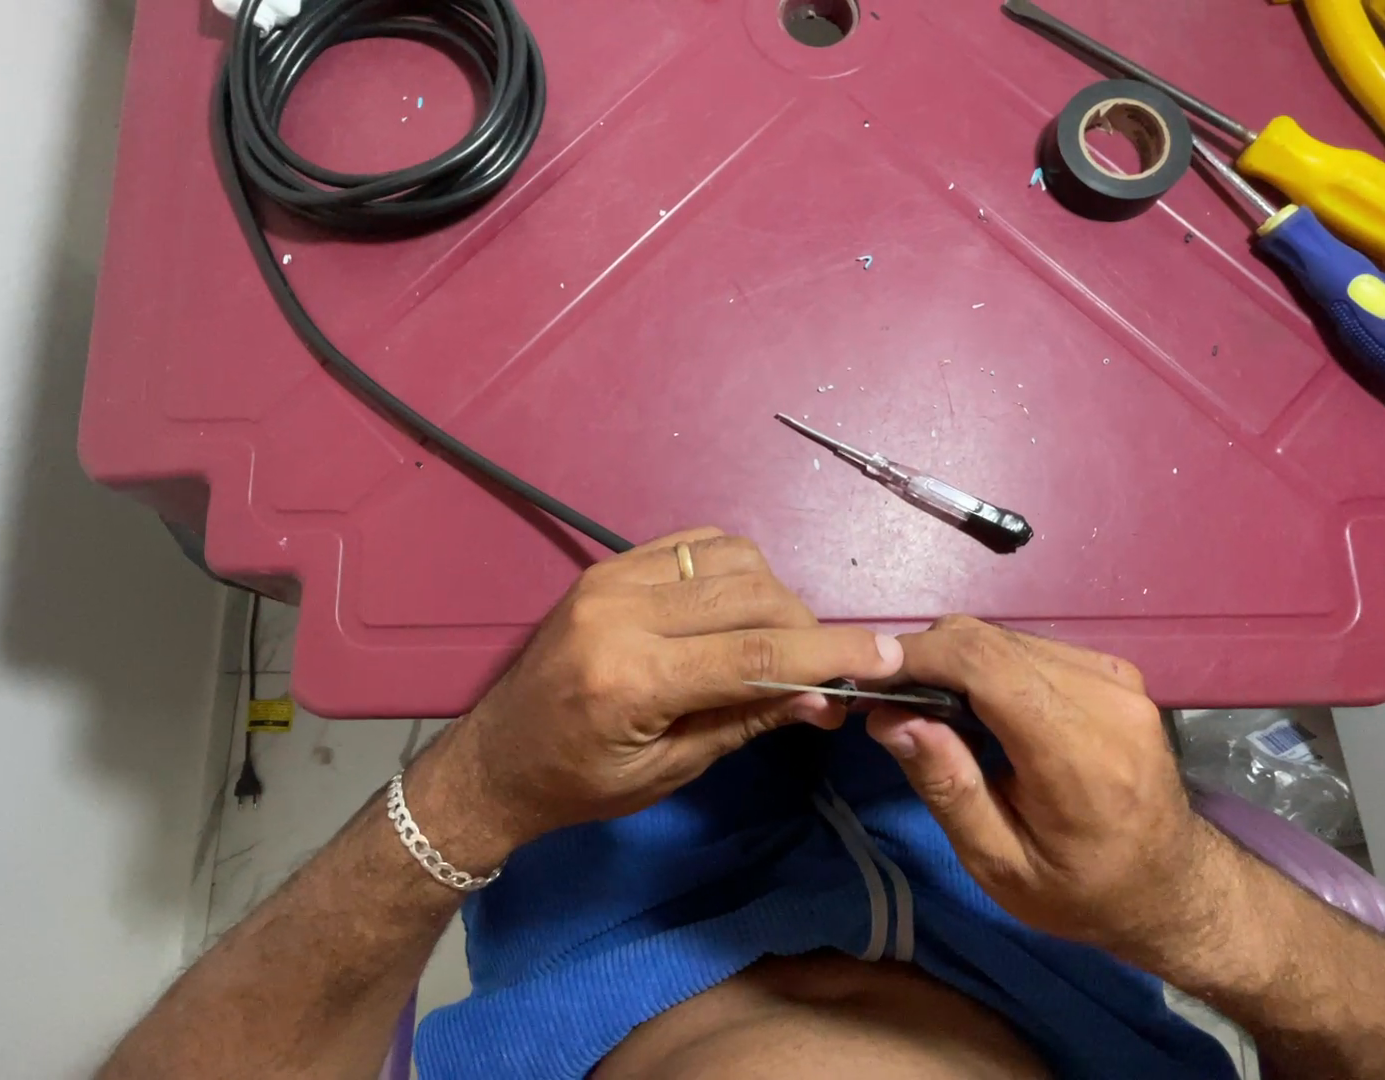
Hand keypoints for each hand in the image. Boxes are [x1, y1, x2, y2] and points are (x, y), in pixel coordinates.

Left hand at [423, 528, 903, 851]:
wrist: (496, 758)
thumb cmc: (578, 785)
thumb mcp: (668, 771)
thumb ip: (747, 720)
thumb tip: (826, 697)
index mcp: (632, 677)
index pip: (756, 651)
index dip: (831, 652)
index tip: (887, 656)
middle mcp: (621, 610)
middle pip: (751, 593)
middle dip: (806, 626)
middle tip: (824, 665)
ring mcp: (610, 578)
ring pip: (730, 557)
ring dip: (772, 593)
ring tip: (776, 638)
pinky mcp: (607, 565)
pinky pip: (692, 545)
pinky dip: (732, 568)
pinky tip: (735, 604)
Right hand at [864, 616, 1234, 959]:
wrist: (1176, 889)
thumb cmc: (1082, 891)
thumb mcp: (1000, 865)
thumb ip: (947, 787)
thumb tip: (889, 717)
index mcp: (1080, 754)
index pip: (983, 664)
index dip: (916, 658)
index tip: (869, 682)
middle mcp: (1104, 697)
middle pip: (985, 640)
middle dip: (924, 660)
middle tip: (891, 704)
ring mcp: (1114, 676)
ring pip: (999, 635)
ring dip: (951, 662)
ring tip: (933, 711)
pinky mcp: (1112, 669)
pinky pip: (1023, 644)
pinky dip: (983, 664)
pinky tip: (977, 706)